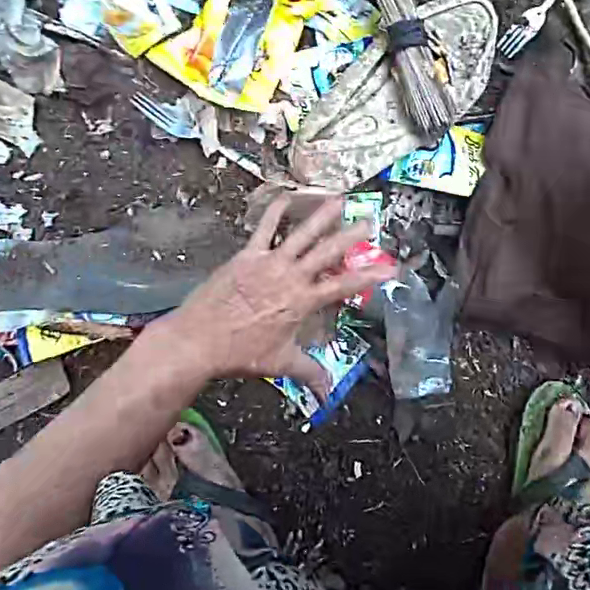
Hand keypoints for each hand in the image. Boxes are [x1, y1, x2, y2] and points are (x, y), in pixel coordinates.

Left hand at [143, 199, 394, 392]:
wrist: (200, 340)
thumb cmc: (241, 352)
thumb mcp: (280, 364)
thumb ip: (309, 373)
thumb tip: (328, 393)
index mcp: (302, 301)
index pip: (344, 286)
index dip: (370, 276)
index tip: (389, 267)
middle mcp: (290, 277)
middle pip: (327, 252)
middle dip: (351, 237)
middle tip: (369, 222)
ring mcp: (269, 262)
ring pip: (301, 234)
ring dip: (321, 216)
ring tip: (338, 199)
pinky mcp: (247, 255)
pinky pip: (264, 228)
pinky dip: (275, 211)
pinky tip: (286, 196)